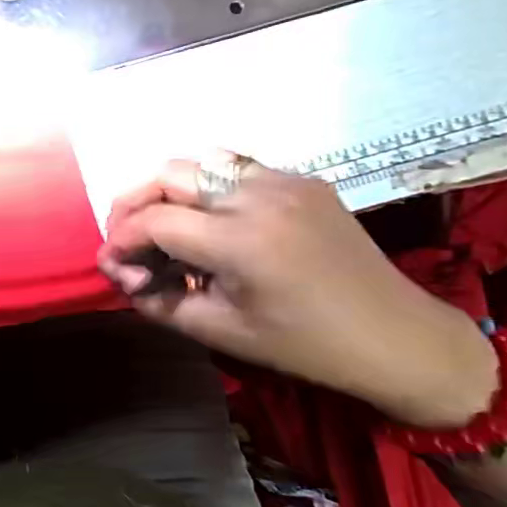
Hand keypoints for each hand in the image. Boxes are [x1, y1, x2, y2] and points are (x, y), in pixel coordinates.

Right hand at [98, 160, 496, 429]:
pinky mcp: (304, 180)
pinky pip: (240, 169)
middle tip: (129, 239)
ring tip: (167, 226)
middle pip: (170, 173)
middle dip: (136, 203)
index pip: (154, 220)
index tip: (113, 265)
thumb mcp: (223, 333)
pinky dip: (211, 188)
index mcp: (238, 240)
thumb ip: (161, 302)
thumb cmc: (304, 346)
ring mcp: (285, 179)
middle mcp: (258, 195)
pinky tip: (215, 222)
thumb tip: (125, 277)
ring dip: (173, 189)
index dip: (122, 240)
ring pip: (203, 161)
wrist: (393, 335)